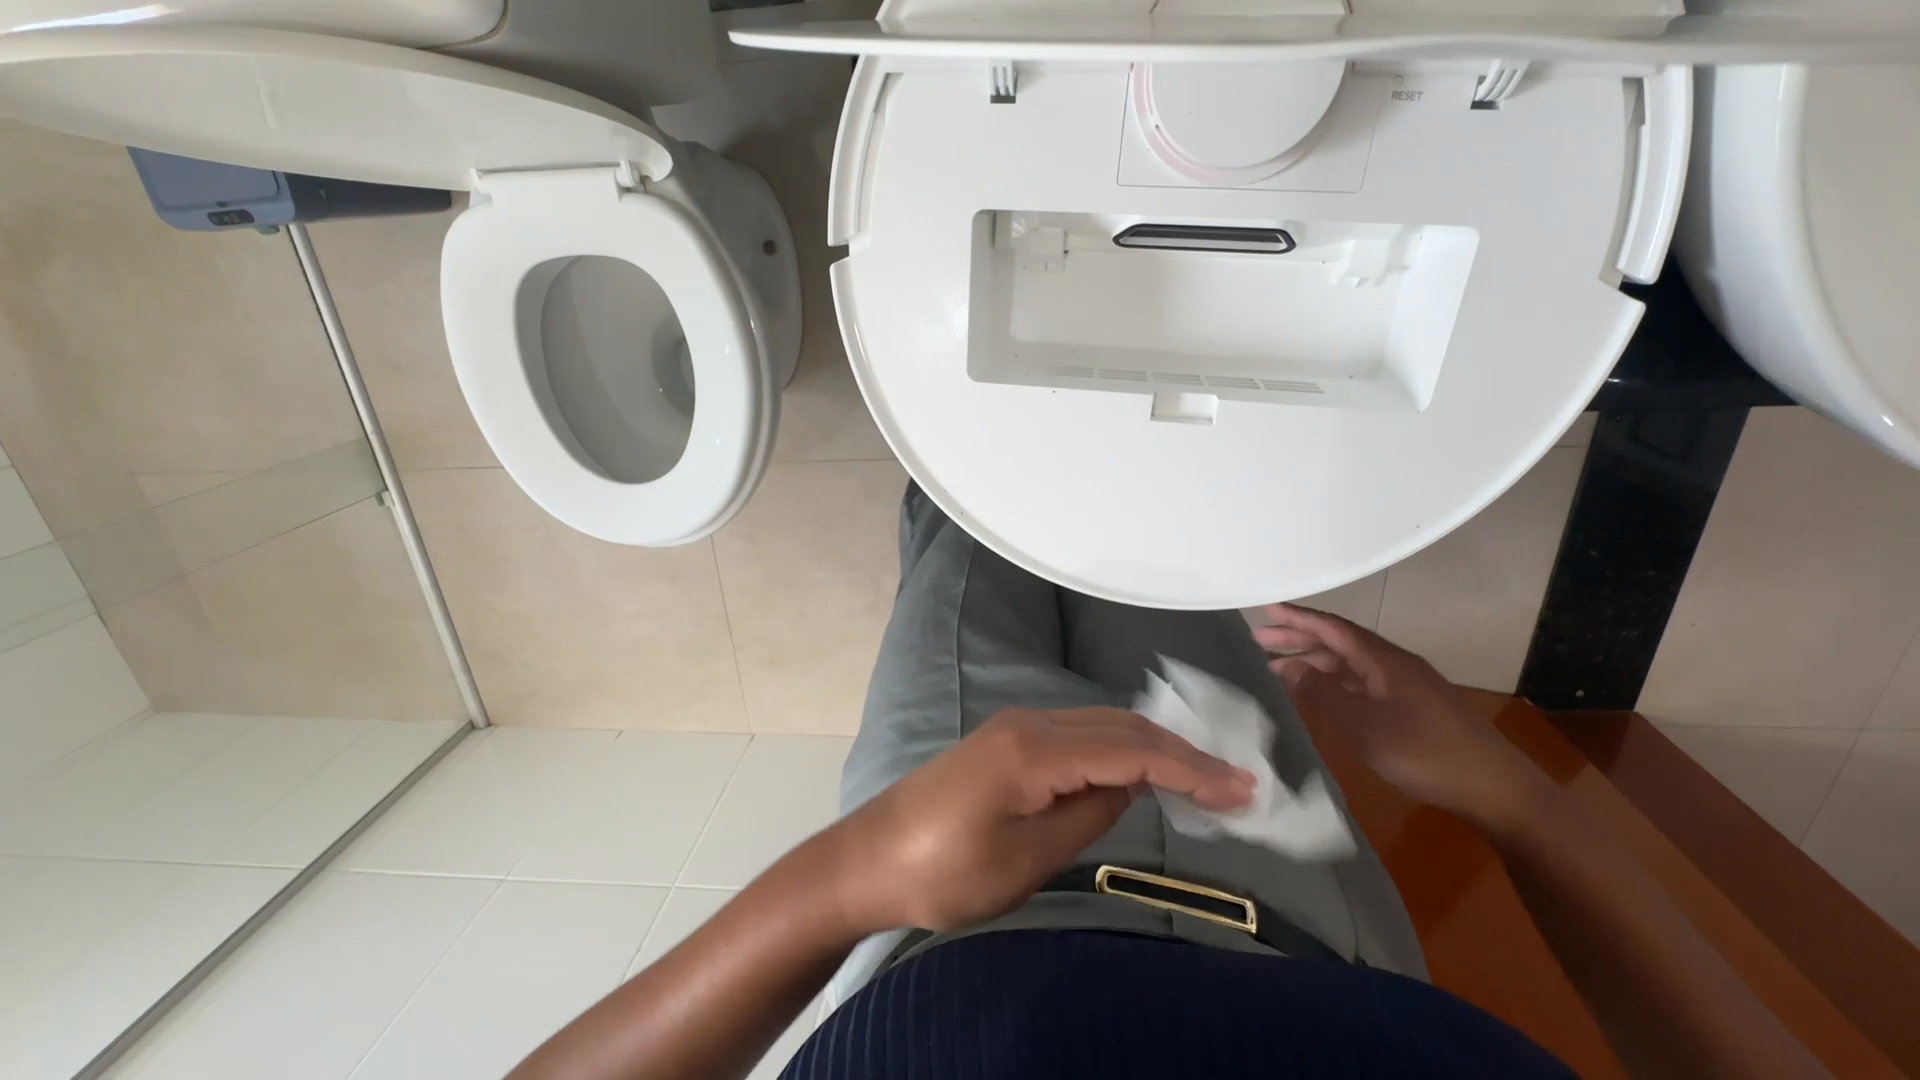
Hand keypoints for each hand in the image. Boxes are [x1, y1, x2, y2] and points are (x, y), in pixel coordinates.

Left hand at [825, 707, 1254, 934]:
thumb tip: (1129, 785)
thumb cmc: (942, 873)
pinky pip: (1076, 735)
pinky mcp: (1004, 742)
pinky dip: (1117, 749)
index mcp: (1034, 749)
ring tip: (1201, 778)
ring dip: (1151, 748)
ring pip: (1100, 725)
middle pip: (1121, 726)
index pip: (1132, 750)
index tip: (1242, 789)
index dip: (1191, 769)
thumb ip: (1086, 815)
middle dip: (1181, 753)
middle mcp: (1028, 723)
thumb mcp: (1025, 859)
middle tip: (1235, 783)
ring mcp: (1013, 727)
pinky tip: (1137, 771)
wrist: (866, 860)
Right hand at [1252, 604, 1549, 827]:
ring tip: (1279, 670)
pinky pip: (1363, 683)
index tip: (1265, 611)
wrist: (1495, 789)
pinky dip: (1335, 683)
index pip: (1333, 628)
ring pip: (1352, 665)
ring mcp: (1407, 687)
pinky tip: (1321, 695)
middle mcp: (1395, 665)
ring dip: (1315, 663)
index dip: (1298, 618)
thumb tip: (1288, 666)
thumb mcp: (1364, 725)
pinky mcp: (1414, 709)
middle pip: (1341, 643)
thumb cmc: (1425, 753)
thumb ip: (1324, 694)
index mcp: (1384, 660)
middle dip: (1300, 639)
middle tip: (1260, 642)